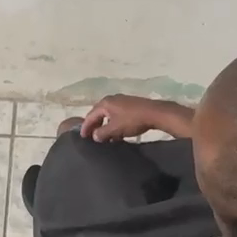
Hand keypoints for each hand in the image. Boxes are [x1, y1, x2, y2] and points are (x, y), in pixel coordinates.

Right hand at [77, 95, 193, 140]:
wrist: (154, 113)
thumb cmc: (132, 120)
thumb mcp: (115, 129)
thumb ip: (102, 133)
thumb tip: (95, 136)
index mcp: (105, 103)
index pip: (90, 116)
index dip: (85, 127)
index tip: (82, 137)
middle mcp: (111, 99)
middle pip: (99, 114)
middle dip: (95, 126)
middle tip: (92, 137)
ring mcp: (122, 101)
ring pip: (109, 115)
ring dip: (105, 126)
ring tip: (104, 137)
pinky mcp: (131, 105)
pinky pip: (117, 115)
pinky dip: (114, 124)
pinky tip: (117, 133)